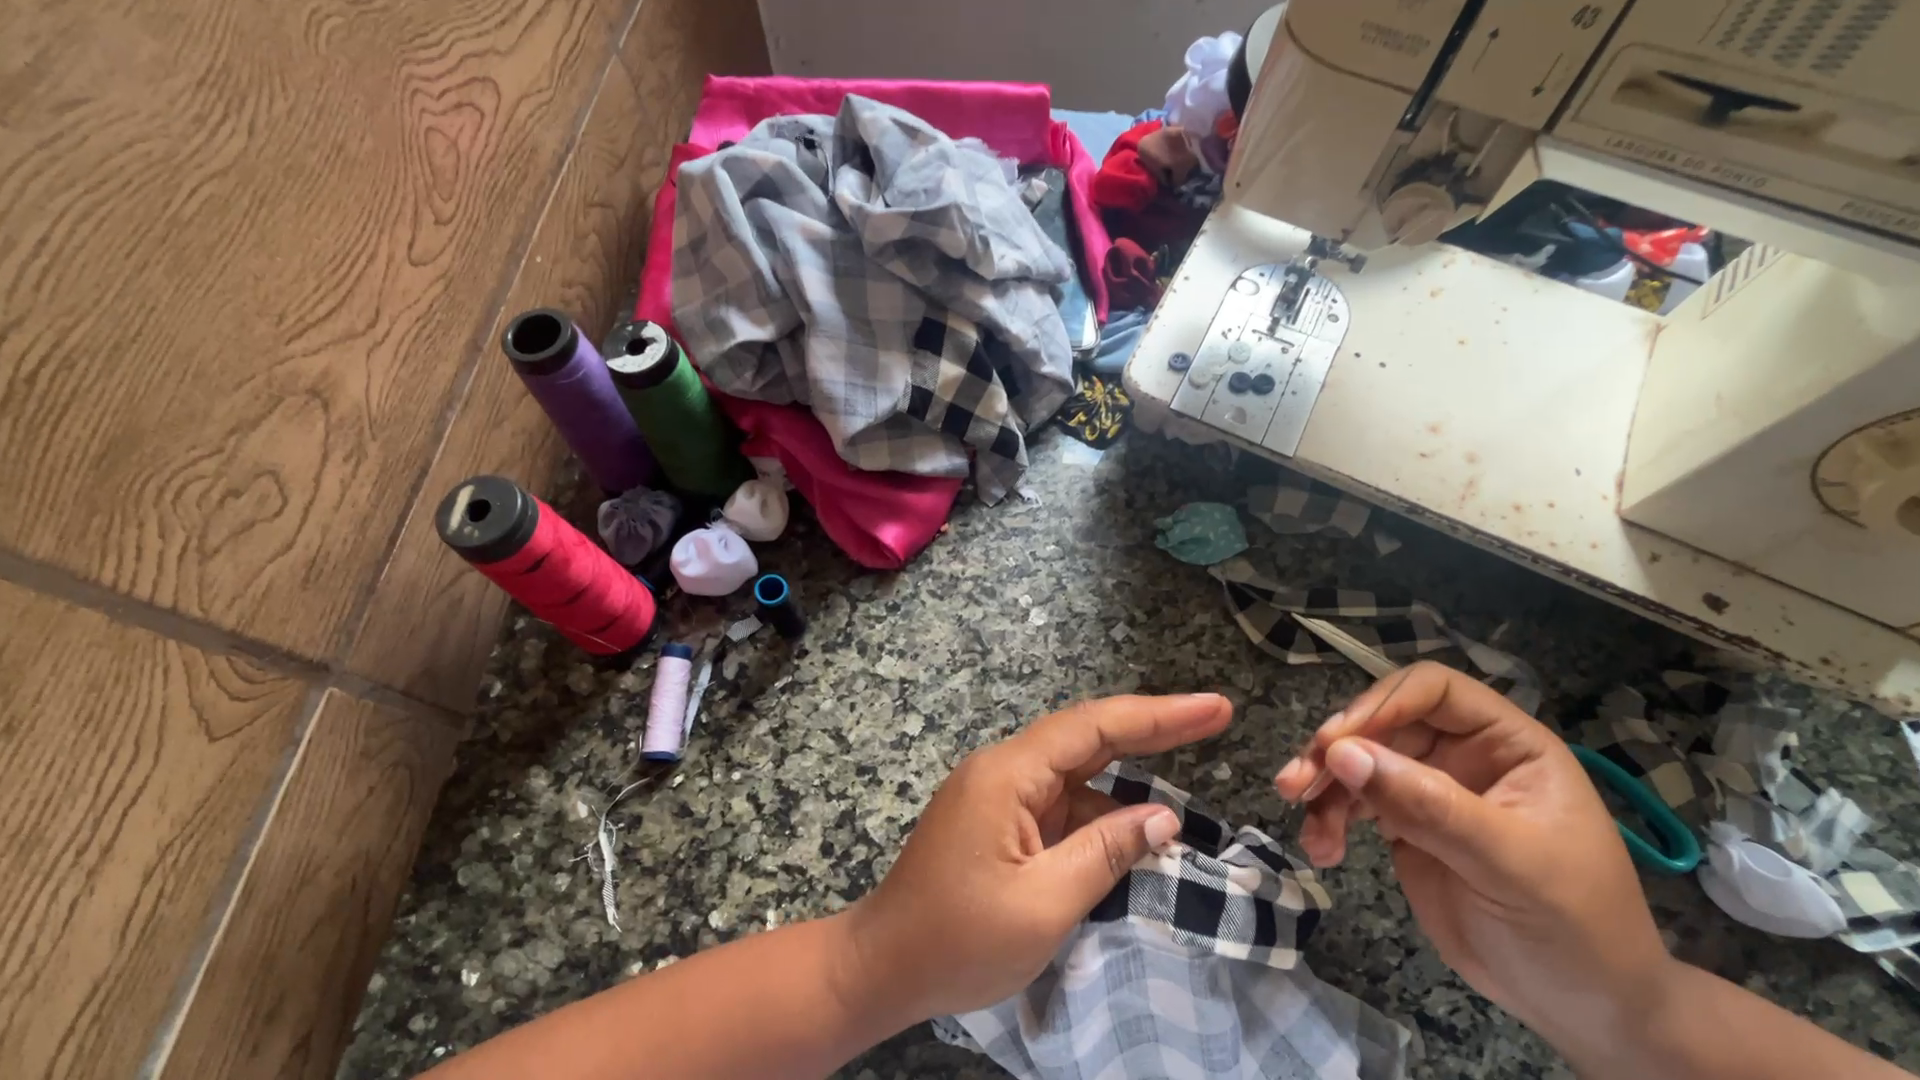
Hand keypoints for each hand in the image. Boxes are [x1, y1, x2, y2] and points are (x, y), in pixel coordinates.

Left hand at [842, 694, 1231, 1023]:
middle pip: (1086, 738)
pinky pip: (1060, 806)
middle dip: (1152, 730)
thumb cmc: (958, 940)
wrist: (883, 967)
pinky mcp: (999, 822)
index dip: (1158, 715)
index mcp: (1008, 775)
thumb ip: (1107, 853)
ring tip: (1182, 803)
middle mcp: (1002, 771)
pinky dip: (1100, 819)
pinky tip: (1132, 839)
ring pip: (1076, 775)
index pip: (1093, 727)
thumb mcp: (1043, 904)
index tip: (1214, 708)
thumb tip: (1162, 817)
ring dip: (1126, 787)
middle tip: (1216, 718)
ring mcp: (998, 795)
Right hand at [1272, 663, 1674, 1048]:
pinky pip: (1354, 805)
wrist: (1582, 1006)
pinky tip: (1323, 850)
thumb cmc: (1573, 926)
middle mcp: (1465, 755)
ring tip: (1303, 820)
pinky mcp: (1406, 828)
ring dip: (1324, 786)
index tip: (1336, 741)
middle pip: (1383, 722)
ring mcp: (1432, 791)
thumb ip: (1429, 805)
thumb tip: (1341, 753)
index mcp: (1507, 744)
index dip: (1382, 702)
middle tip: (1297, 783)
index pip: (1434, 691)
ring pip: (1359, 762)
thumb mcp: (1509, 863)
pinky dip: (1329, 820)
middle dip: (1336, 749)